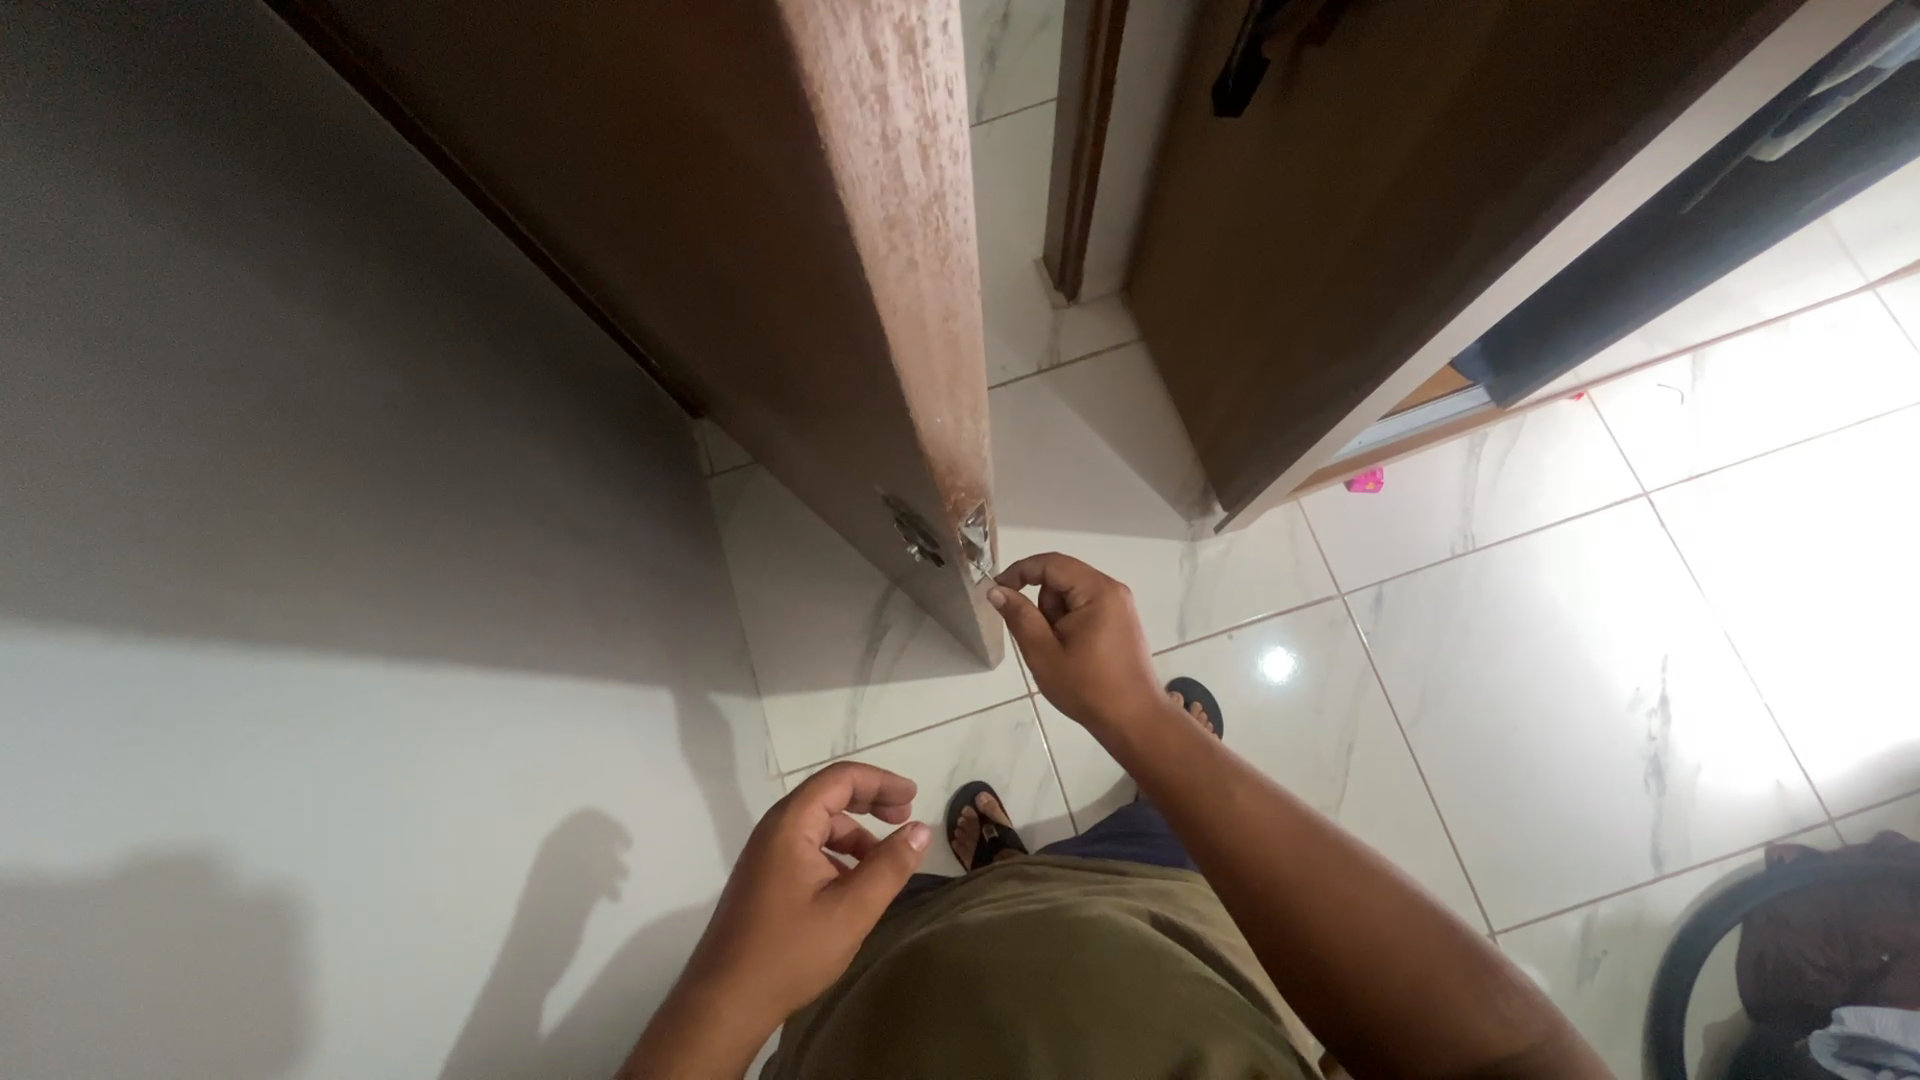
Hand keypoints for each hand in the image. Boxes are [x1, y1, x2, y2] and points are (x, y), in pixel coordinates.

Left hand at [624, 763, 930, 1075]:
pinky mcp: (763, 879)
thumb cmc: (789, 952)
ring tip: (884, 863)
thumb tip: (920, 829)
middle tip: (905, 817)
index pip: (841, 778)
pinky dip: (837, 854)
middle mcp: (774, 829)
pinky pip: (807, 848)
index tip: (913, 798)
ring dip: (855, 834)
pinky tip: (853, 887)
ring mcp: (765, 854)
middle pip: (829, 795)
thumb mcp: (852, 910)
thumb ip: (890, 866)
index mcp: (791, 824)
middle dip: (871, 802)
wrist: (722, 1004)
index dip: (881, 781)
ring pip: (819, 825)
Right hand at [990, 552, 1164, 732]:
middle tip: (1041, 639)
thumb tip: (996, 590)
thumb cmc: (1087, 687)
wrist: (1134, 720)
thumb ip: (1019, 616)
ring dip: (1055, 616)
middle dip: (1042, 604)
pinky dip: (1069, 623)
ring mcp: (1119, 605)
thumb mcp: (1043, 652)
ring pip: (1071, 595)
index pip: (1050, 563)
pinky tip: (1072, 652)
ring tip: (1060, 652)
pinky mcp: (1120, 620)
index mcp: (1097, 591)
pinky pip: (1085, 607)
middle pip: (1061, 578)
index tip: (997, 592)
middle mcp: (1112, 589)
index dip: (1019, 571)